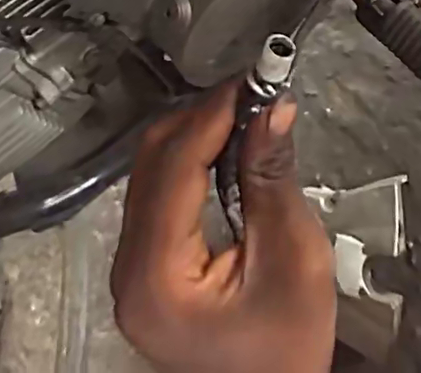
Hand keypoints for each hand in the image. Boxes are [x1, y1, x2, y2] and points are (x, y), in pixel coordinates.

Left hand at [111, 84, 335, 372]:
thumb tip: (273, 104)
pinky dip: (194, 154)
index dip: (212, 115)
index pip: (175, 168)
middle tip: (254, 90)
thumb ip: (272, 176)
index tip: (250, 80)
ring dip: (199, 129)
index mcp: (155, 279)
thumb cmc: (288, 340)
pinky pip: (161, 187)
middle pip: (154, 161)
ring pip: (153, 167)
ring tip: (247, 109)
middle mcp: (128, 270)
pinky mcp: (146, 260)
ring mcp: (131, 266)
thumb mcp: (292, 255)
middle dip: (204, 116)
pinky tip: (228, 141)